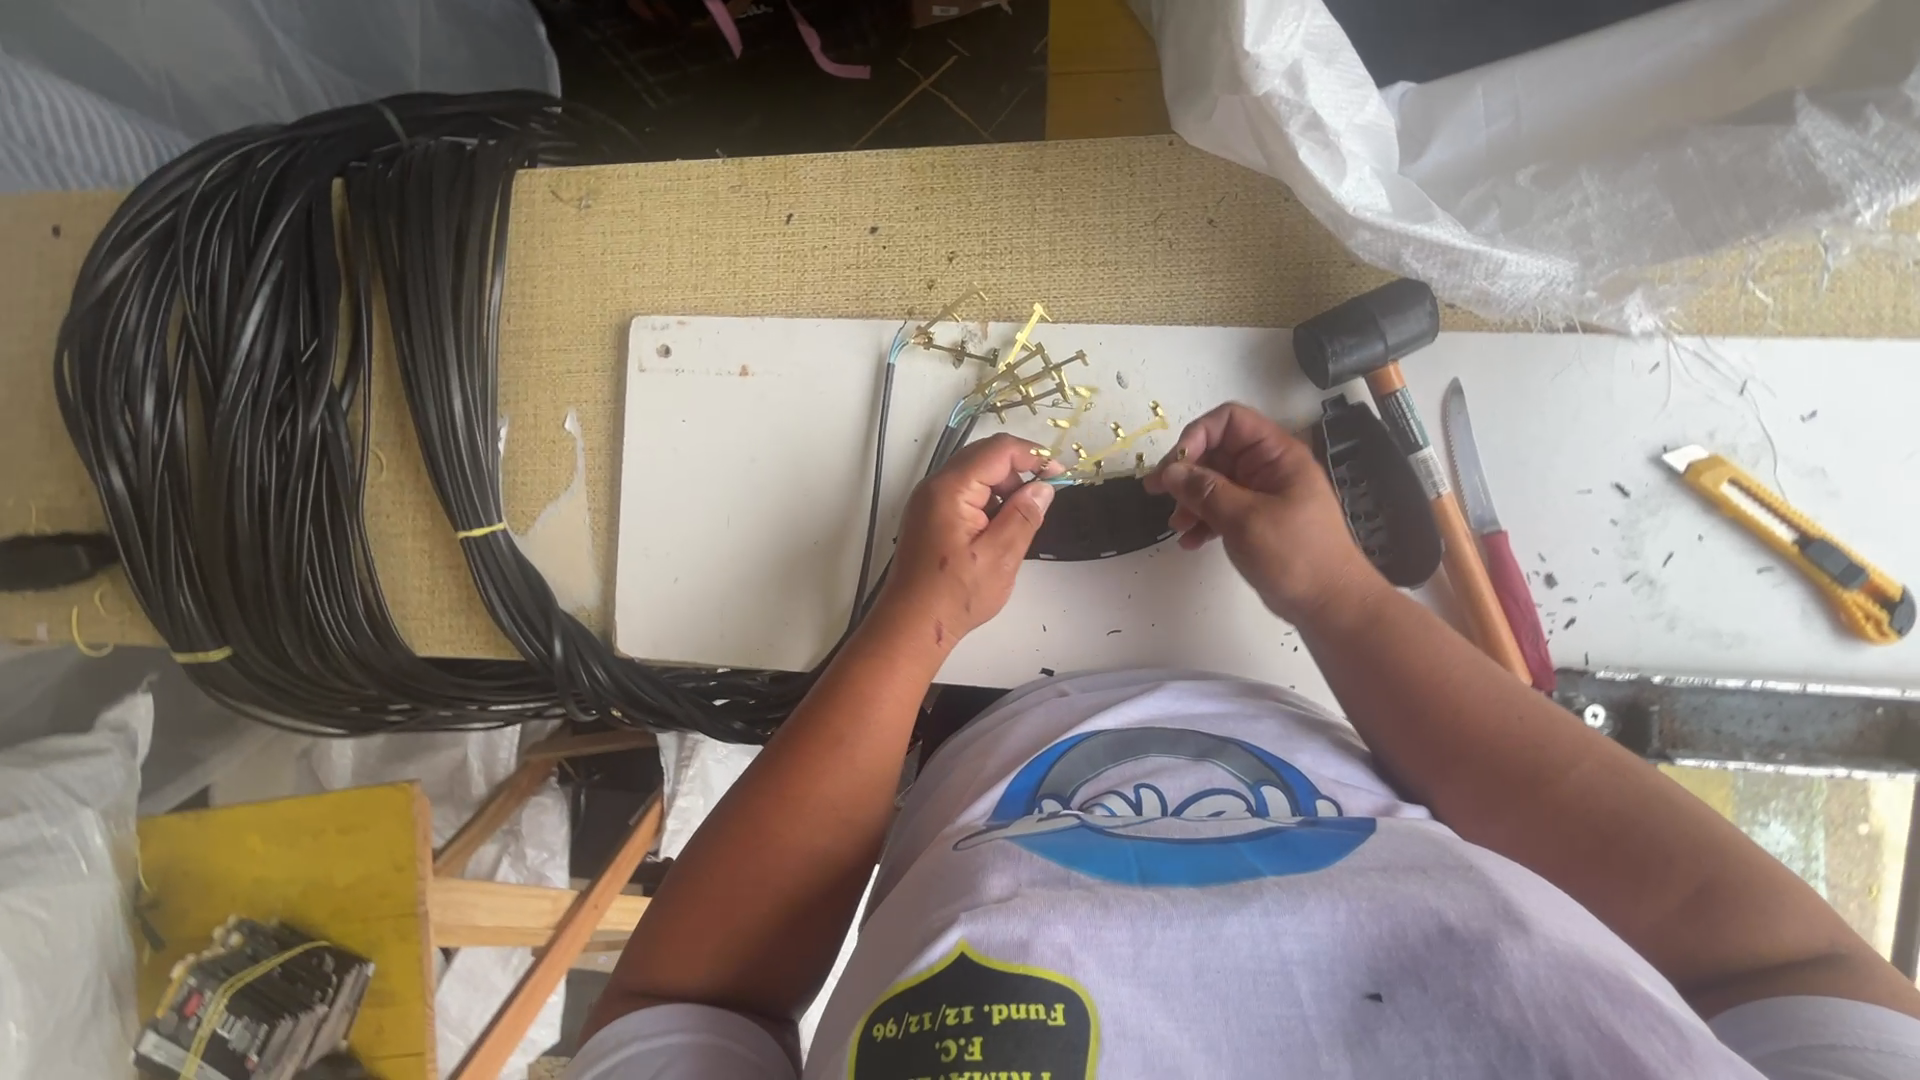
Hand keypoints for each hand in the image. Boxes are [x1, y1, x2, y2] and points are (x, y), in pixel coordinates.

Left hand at [872, 433, 1056, 649]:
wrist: (912, 624)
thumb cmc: (953, 596)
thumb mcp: (1000, 556)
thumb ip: (1024, 516)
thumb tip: (1042, 487)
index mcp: (950, 489)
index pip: (998, 450)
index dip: (1033, 455)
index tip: (1057, 474)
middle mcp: (934, 487)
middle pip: (984, 456)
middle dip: (1018, 471)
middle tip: (1042, 498)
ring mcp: (928, 501)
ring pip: (975, 474)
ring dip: (1003, 488)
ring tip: (1019, 521)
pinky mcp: (929, 516)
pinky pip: (964, 493)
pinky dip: (987, 501)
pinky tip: (998, 529)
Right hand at [1143, 402, 1385, 625]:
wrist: (1328, 603)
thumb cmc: (1296, 555)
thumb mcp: (1245, 519)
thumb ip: (1205, 491)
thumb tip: (1170, 472)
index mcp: (1277, 455)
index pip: (1230, 421)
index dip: (1198, 435)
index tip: (1175, 466)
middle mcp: (1268, 468)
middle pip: (1216, 451)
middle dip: (1186, 472)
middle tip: (1157, 492)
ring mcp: (1261, 495)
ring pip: (1213, 482)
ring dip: (1190, 500)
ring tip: (1177, 525)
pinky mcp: (1254, 520)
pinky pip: (1219, 508)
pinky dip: (1202, 521)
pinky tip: (1191, 541)